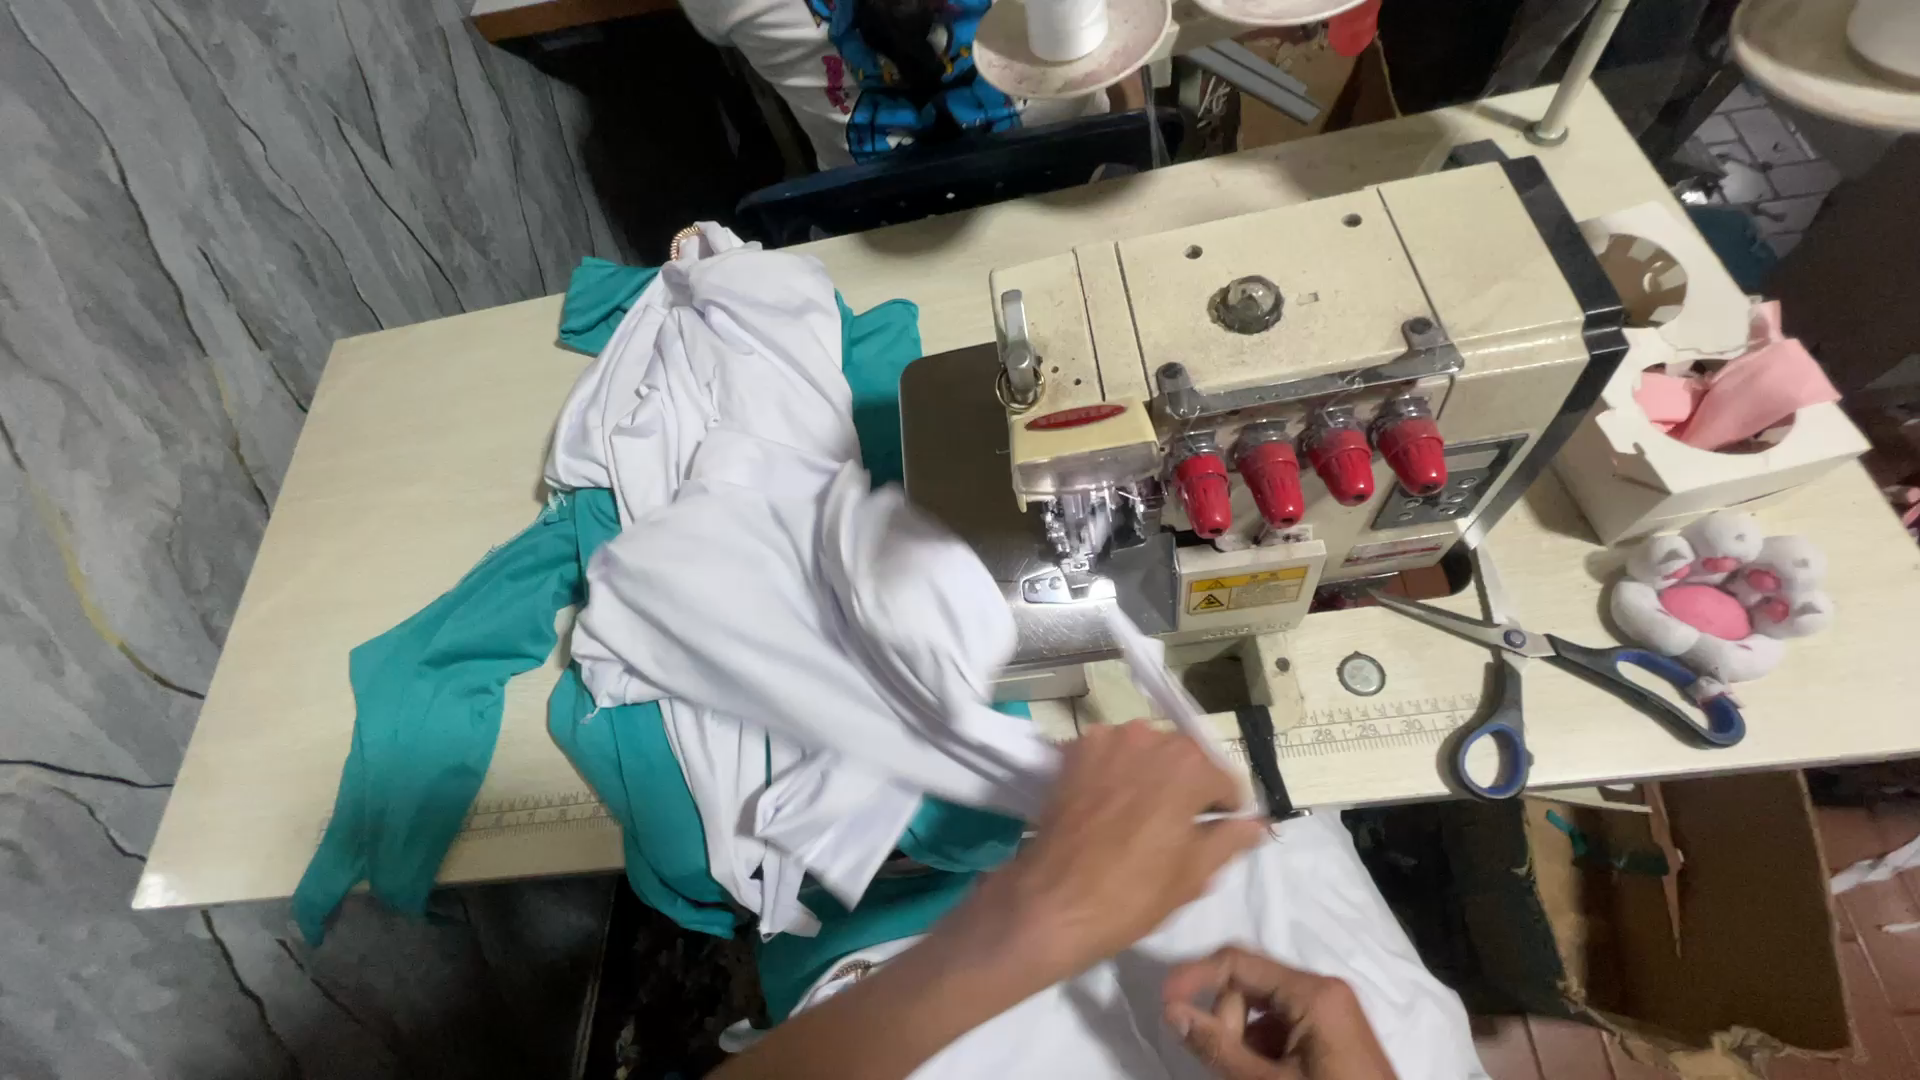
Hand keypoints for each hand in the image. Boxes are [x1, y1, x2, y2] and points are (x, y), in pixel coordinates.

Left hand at [946, 721, 1266, 982]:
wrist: (1057, 898)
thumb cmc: (1135, 890)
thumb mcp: (1196, 872)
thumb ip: (1231, 839)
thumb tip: (1256, 824)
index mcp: (1188, 762)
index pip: (1223, 779)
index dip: (1225, 809)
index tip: (1217, 832)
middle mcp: (1148, 736)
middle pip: (1182, 758)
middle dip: (1186, 786)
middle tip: (1178, 827)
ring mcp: (1105, 738)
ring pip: (1143, 752)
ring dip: (1148, 775)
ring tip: (1140, 815)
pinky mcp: (1073, 749)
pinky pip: (1107, 754)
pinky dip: (1114, 772)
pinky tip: (1109, 804)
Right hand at [1163, 946, 1395, 1079]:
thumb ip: (1217, 1047)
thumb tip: (1170, 1011)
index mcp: (1313, 992)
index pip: (1237, 962)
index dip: (1194, 978)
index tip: (1164, 1004)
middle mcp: (1324, 989)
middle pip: (1249, 984)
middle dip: (1227, 1020)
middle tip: (1226, 1066)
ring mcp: (1333, 1012)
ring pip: (1263, 1008)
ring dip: (1243, 1038)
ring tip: (1246, 1076)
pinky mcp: (1335, 1035)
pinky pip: (1283, 1026)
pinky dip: (1264, 1049)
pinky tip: (1265, 1078)